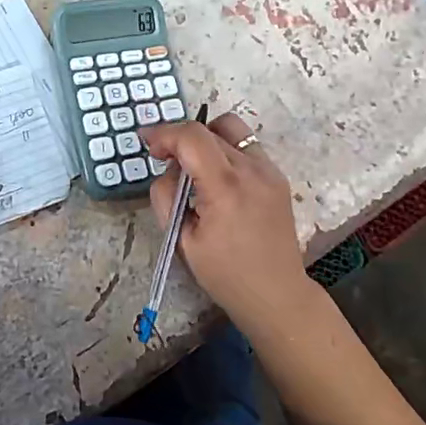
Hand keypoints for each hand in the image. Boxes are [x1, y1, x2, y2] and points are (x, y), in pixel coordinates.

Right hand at [140, 114, 310, 326]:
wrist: (277, 295)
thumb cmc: (226, 275)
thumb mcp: (182, 240)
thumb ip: (166, 197)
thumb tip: (169, 170)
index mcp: (226, 188)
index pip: (192, 137)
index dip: (165, 133)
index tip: (148, 143)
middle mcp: (252, 170)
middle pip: (209, 129)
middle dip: (180, 138)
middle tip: (165, 159)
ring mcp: (269, 170)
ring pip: (231, 129)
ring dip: (206, 138)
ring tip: (195, 165)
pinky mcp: (277, 176)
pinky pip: (246, 147)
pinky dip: (225, 150)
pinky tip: (218, 178)